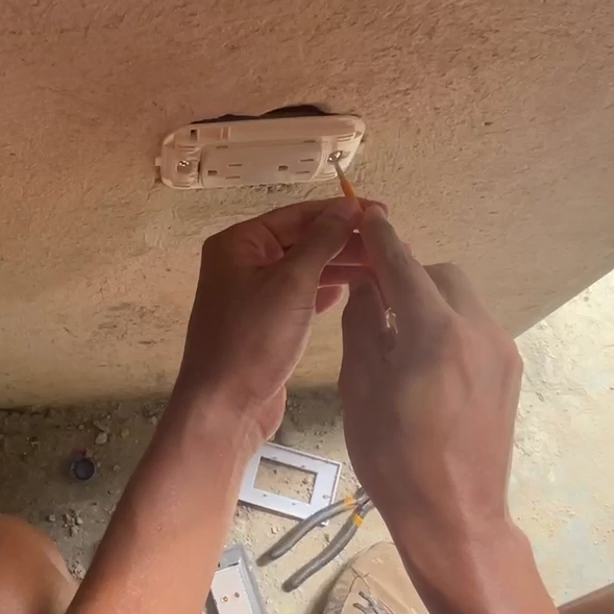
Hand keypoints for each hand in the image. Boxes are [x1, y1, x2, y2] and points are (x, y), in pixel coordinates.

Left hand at [173, 198, 364, 438]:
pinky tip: (352, 290)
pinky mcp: (263, 322)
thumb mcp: (291, 284)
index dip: (340, 212)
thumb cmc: (253, 341)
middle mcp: (241, 262)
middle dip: (344, 241)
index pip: (297, 215)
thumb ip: (322, 242)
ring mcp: (251, 294)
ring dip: (339, 266)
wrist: (225, 406)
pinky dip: (324, 291)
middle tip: (389, 244)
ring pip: (303, 268)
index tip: (382, 212)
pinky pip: (299, 295)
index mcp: (238, 244)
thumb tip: (348, 208)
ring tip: (381, 266)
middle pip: (301, 240)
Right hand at [338, 204, 522, 552]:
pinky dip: (446, 325)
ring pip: (461, 299)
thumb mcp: (360, 388)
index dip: (382, 240)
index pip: (404, 266)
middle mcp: (478, 330)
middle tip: (372, 297)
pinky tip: (424, 360)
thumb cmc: (392, 457)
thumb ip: (363, 327)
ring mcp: (501, 351)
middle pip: (441, 275)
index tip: (365, 218)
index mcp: (434, 332)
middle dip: (407, 274)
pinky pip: (475, 328)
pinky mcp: (510, 372)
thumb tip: (367, 289)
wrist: (454, 514)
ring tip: (396, 334)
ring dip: (428, 300)